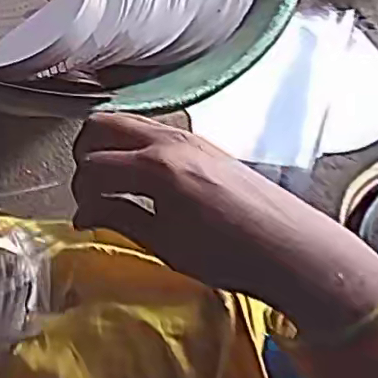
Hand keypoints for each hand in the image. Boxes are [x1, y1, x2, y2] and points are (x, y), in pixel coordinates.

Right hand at [71, 113, 377, 334]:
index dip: (81, 191)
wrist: (297, 252)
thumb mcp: (166, 245)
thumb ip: (118, 218)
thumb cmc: (232, 257)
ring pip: (124, 120)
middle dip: (84, 154)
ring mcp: (186, 135)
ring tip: (113, 179)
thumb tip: (82, 214)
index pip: (94, 166)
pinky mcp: (200, 140)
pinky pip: (149, 128)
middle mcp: (167, 141)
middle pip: (100, 125)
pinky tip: (141, 175)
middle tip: (90, 186)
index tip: (84, 213)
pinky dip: (131, 143)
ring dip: (107, 144)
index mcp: (155, 168)